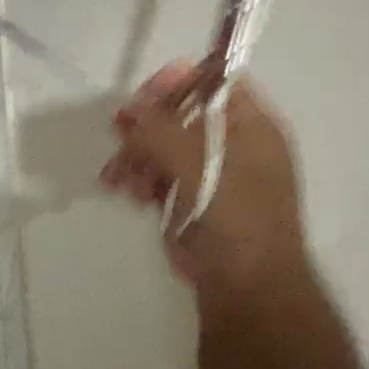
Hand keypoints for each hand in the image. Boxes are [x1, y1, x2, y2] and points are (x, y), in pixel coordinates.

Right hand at [99, 60, 309, 296]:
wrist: (244, 285)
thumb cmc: (235, 218)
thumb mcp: (200, 166)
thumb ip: (163, 130)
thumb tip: (132, 105)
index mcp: (251, 127)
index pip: (216, 84)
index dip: (178, 83)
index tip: (141, 97)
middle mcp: (232, 145)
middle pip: (181, 115)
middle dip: (146, 126)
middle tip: (117, 135)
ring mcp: (209, 174)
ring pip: (162, 147)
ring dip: (135, 156)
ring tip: (117, 178)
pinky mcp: (188, 199)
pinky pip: (157, 176)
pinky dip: (138, 179)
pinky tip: (125, 192)